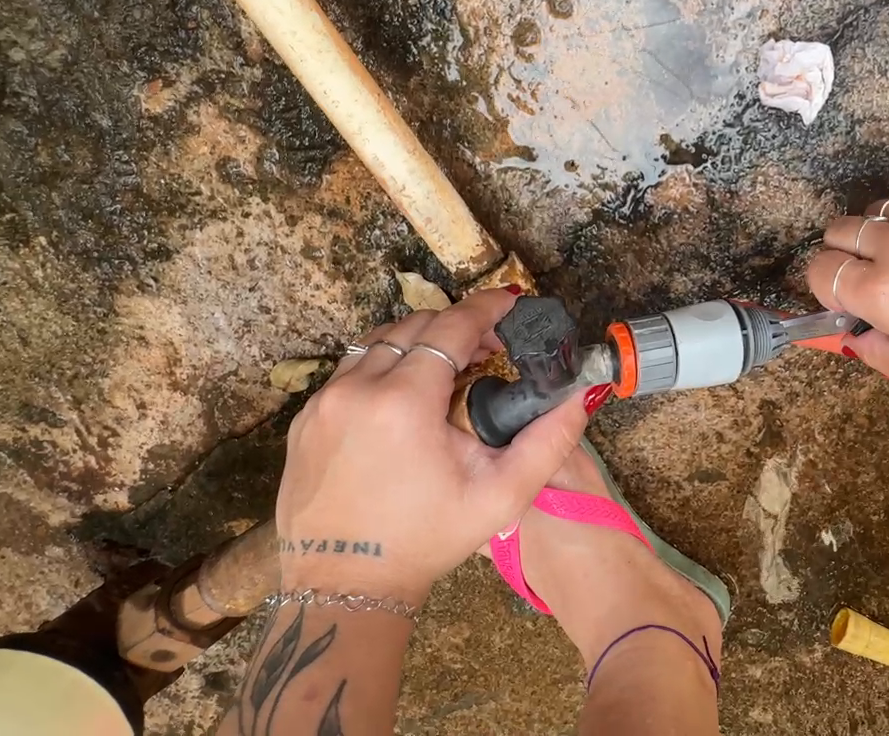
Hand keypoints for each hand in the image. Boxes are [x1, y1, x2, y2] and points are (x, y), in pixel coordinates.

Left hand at [276, 288, 588, 602]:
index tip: (513, 300)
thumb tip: (583, 393)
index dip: (487, 306)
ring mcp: (323, 404)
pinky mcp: (305, 420)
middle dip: (459, 324)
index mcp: (404, 403)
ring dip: (422, 338)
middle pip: (416, 324)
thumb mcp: (503, 494)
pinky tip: (413, 390)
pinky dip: (390, 361)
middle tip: (492, 345)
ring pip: (381, 339)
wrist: (344, 586)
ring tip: (455, 363)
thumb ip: (551, 439)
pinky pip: (354, 367)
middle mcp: (356, 391)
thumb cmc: (428, 538)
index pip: (451, 326)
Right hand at [806, 174, 888, 390]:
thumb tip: (854, 334)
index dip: (826, 287)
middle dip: (844, 254)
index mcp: (878, 292)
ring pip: (873, 209)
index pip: (819, 270)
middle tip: (871, 274)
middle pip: (837, 231)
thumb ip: (873, 353)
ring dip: (878, 231)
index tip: (848, 299)